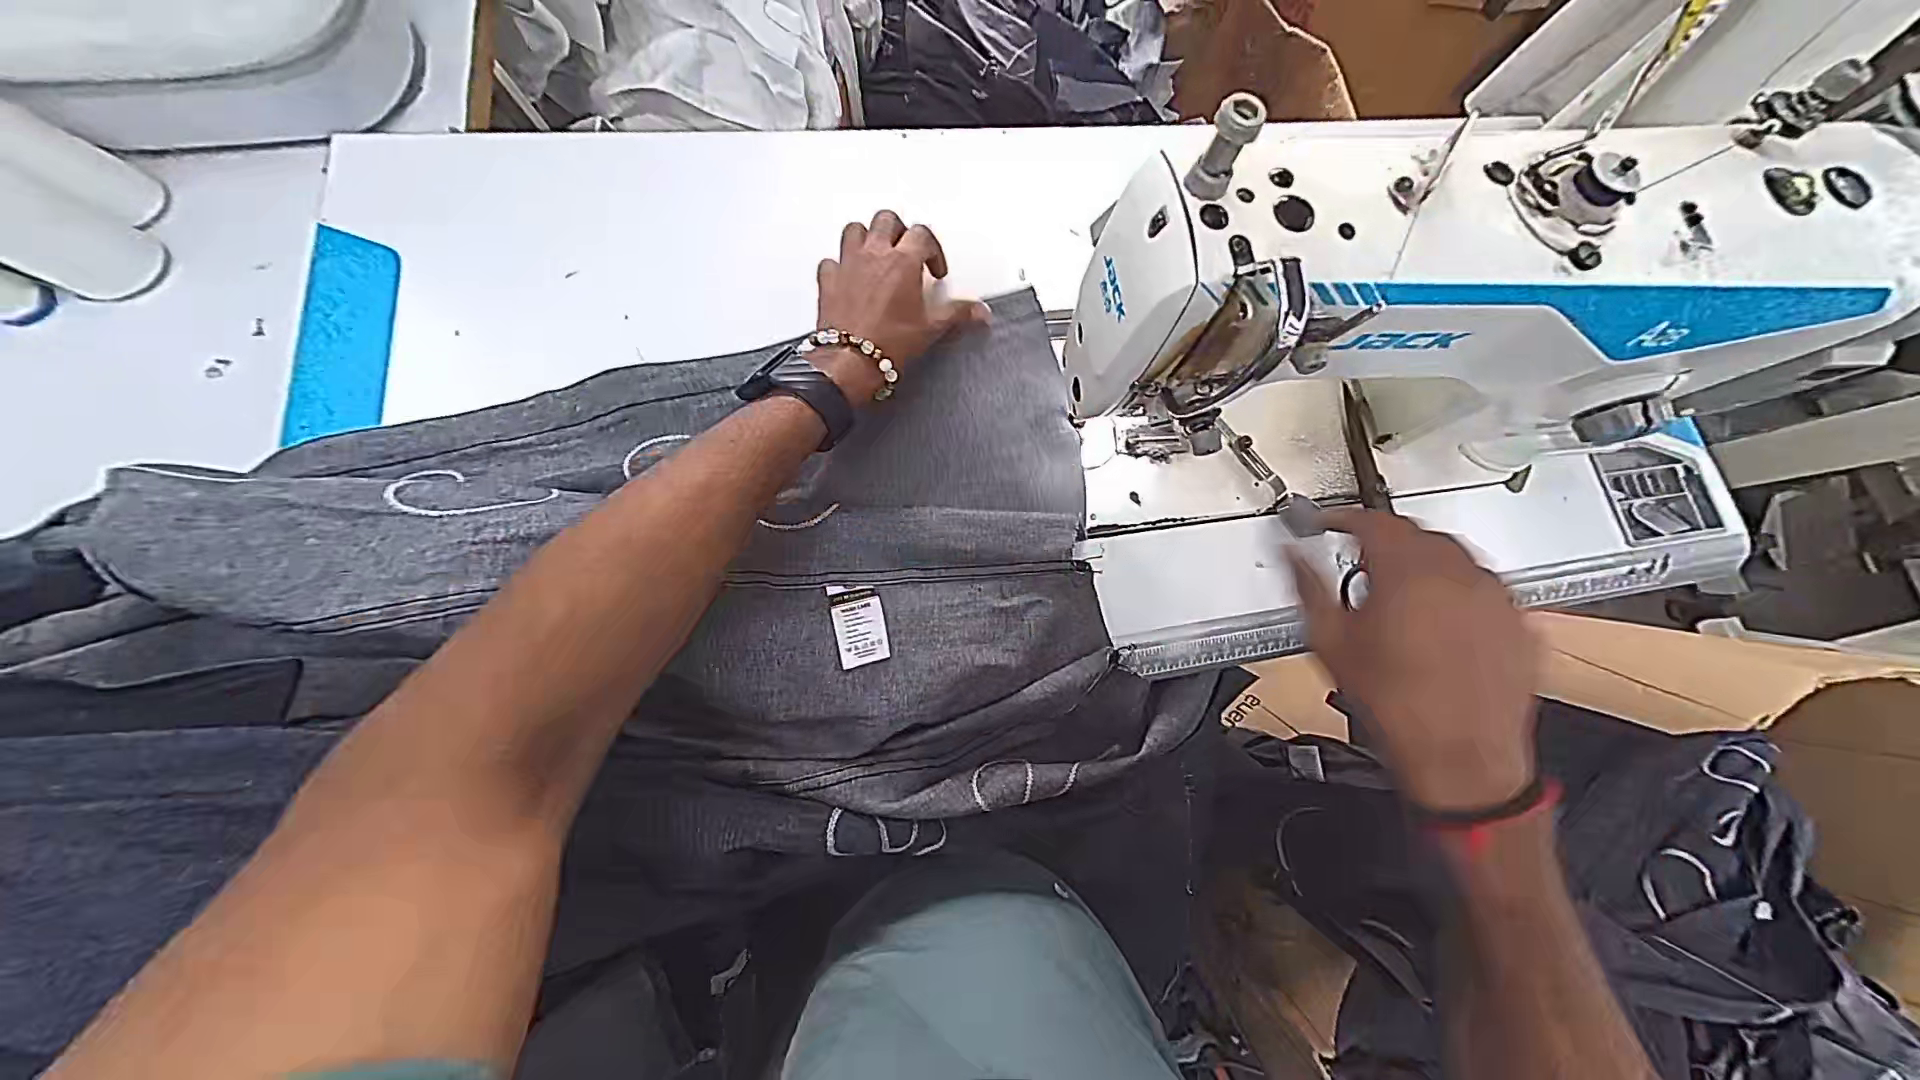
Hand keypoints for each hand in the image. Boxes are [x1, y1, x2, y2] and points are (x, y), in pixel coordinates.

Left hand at [813, 210, 990, 403]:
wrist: (851, 362)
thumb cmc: (887, 343)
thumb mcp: (931, 329)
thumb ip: (957, 314)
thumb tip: (978, 312)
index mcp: (903, 261)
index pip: (922, 234)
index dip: (933, 250)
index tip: (935, 270)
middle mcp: (874, 255)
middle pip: (887, 220)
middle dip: (900, 232)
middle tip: (907, 252)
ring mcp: (848, 264)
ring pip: (855, 230)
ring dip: (867, 238)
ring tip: (877, 255)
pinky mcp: (828, 281)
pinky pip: (831, 260)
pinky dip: (840, 265)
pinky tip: (848, 277)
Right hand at [1285, 509, 1539, 813]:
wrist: (1458, 756)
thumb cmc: (1396, 705)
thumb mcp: (1330, 641)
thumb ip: (1307, 586)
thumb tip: (1291, 555)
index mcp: (1408, 574)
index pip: (1373, 522)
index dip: (1344, 518)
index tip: (1329, 523)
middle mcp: (1459, 576)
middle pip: (1417, 532)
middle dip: (1384, 539)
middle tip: (1358, 557)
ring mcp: (1496, 598)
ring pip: (1455, 556)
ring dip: (1422, 561)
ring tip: (1396, 590)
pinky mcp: (1519, 622)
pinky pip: (1484, 587)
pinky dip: (1456, 589)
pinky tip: (1435, 617)